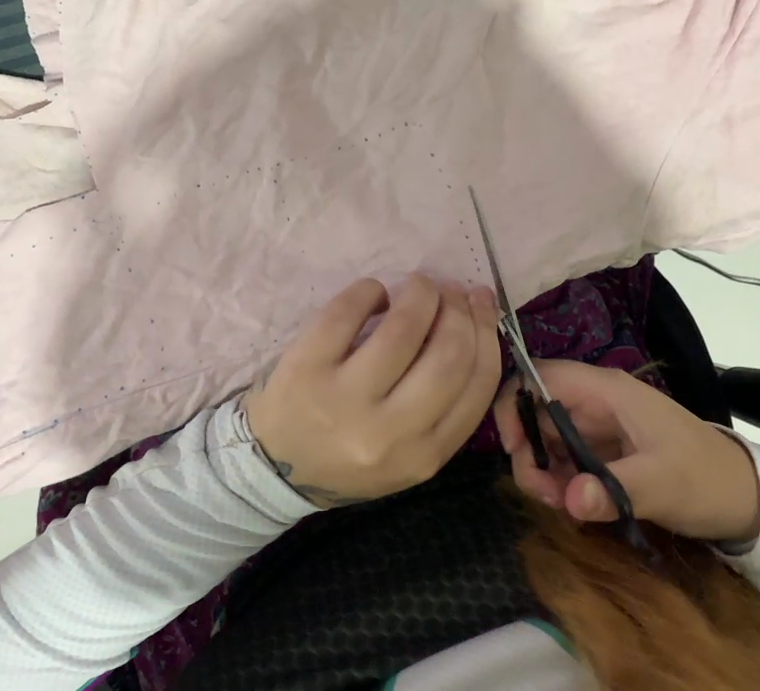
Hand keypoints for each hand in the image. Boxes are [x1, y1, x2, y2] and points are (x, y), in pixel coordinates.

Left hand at [244, 275, 501, 507]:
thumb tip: (474, 323)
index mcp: (424, 456)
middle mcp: (389, 432)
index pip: (478, 383)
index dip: (487, 332)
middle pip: (450, 352)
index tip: (481, 304)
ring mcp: (344, 399)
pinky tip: (373, 294)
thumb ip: (444, 404)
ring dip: (420, 293)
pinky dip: (370, 291)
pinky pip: (347, 312)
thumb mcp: (408, 452)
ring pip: (403, 327)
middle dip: (458, 309)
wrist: (272, 472)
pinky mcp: (306, 368)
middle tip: (449, 291)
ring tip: (418, 286)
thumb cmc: (349, 456)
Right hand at [495, 360, 759, 542]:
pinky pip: (564, 459)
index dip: (516, 403)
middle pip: (536, 411)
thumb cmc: (705, 478)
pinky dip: (560, 482)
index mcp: (607, 392)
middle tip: (545, 495)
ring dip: (541, 471)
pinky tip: (575, 505)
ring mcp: (598, 427)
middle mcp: (596, 402)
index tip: (512, 448)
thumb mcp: (663, 485)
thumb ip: (614, 491)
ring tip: (562, 505)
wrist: (744, 497)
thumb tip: (569, 500)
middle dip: (528, 451)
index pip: (542, 375)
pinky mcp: (603, 452)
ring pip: (546, 438)